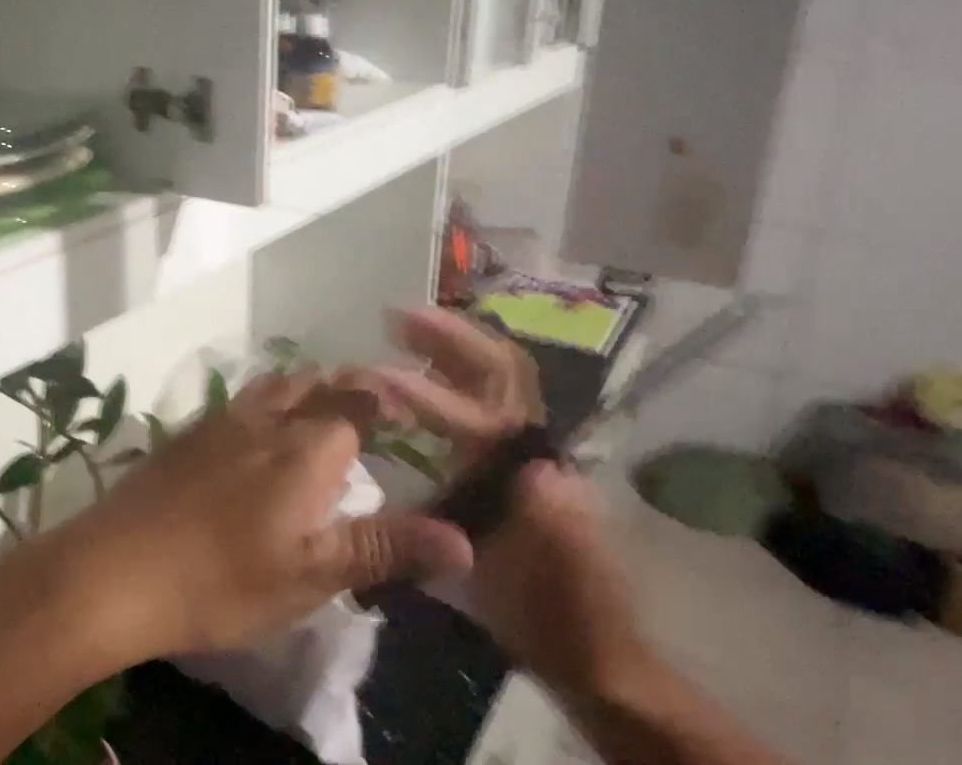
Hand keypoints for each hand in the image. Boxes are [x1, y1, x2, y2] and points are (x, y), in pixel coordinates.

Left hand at [40, 368, 472, 662]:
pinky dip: (261, 403)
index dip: (386, 397)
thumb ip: (385, 549)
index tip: (411, 403)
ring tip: (317, 406)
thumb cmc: (223, 579)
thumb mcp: (312, 574)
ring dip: (301, 387)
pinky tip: (253, 431)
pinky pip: (235, 403)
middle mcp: (263, 421)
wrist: (115, 570)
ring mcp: (216, 424)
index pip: (357, 404)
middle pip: (312, 384)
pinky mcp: (182, 438)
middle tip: (370, 403)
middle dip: (345, 386)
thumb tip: (466, 538)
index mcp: (305, 449)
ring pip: (269, 387)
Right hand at [373, 307, 645, 701]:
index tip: (376, 377)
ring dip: (451, 346)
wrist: (585, 646)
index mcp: (531, 471)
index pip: (480, 416)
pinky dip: (451, 374)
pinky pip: (483, 399)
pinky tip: (416, 373)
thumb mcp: (542, 581)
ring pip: (493, 378)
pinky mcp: (508, 463)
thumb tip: (545, 469)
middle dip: (449, 338)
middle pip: (499, 371)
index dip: (428, 395)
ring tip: (401, 329)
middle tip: (395, 315)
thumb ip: (551, 527)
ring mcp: (521, 451)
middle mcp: (532, 446)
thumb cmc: (548, 613)